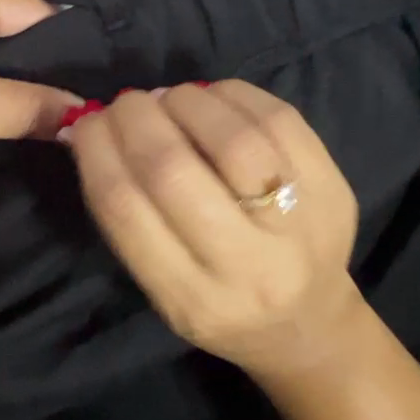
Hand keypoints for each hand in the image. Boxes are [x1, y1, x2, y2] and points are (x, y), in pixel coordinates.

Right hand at [66, 81, 364, 379]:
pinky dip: (231, 95)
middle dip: (136, 120)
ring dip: (186, 101)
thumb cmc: (217, 303)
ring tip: (168, 99)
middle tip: (124, 103)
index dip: (97, 151)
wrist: (307, 324)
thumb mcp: (159, 285)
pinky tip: (210, 97)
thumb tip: (92, 128)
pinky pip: (278, 119)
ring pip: (233, 139)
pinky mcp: (334, 189)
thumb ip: (126, 213)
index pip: (125, 208)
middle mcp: (247, 266)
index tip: (85, 124)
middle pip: (173, 169)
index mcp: (189, 297)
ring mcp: (299, 226)